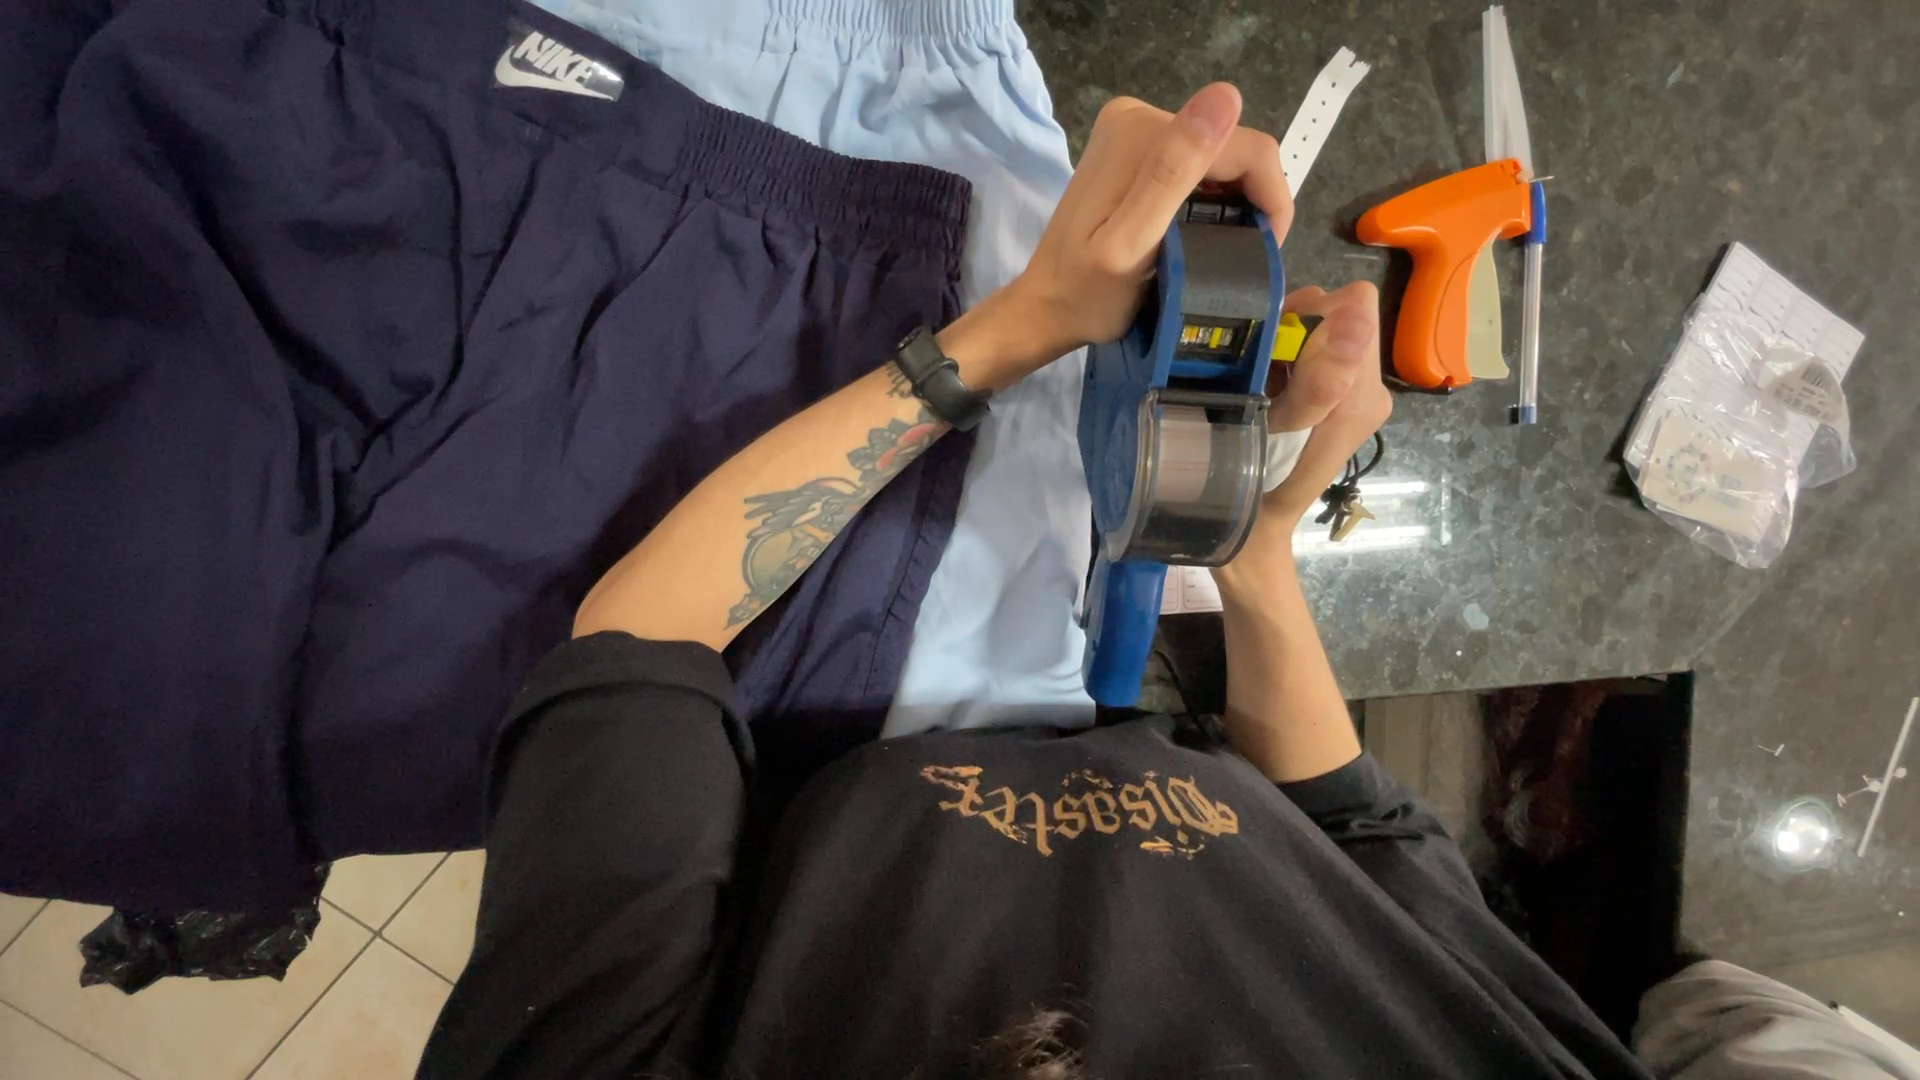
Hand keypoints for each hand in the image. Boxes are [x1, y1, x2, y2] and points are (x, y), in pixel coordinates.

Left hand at [947, 83, 1292, 386]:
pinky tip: (1201, 234)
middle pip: (1230, 149)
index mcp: (1139, 133)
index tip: (1267, 248)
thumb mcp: (1132, 244)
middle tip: (1245, 255)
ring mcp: (1132, 131)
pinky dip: (1208, 199)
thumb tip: (1225, 97)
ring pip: (1216, 157)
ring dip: (1231, 201)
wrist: (1046, 309)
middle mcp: (1136, 117)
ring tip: (1225, 249)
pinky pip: (1194, 165)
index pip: (1242, 147)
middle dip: (1249, 200)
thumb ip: (1173, 174)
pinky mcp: (1132, 150)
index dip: (1269, 197)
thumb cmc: (1089, 295)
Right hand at [1216, 282, 1390, 590]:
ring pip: (1322, 331)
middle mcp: (1369, 391)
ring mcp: (1353, 398)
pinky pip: (1314, 354)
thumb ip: (1323, 378)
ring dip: (1283, 346)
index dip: (1304, 316)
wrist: (1251, 540)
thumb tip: (1356, 311)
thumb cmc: (1254, 497)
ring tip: (1255, 384)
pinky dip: (1283, 360)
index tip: (1267, 352)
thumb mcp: (1284, 436)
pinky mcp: (1336, 404)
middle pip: (1337, 315)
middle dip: (1291, 330)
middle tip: (1254, 372)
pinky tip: (1261, 390)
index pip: (1352, 305)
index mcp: (1361, 396)